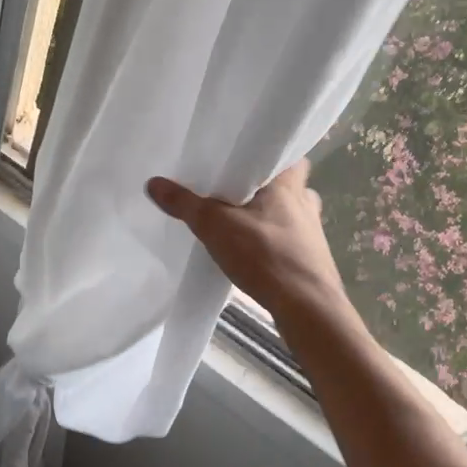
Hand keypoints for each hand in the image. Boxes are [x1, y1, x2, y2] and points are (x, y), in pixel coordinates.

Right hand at [146, 160, 354, 329]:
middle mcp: (306, 204)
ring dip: (271, 219)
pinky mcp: (312, 262)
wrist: (307, 308)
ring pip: (291, 216)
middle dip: (267, 190)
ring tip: (243, 225)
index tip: (248, 163)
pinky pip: (291, 243)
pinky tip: (255, 255)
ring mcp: (313, 235)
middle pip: (289, 187)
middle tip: (239, 194)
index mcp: (289, 185)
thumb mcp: (215, 225)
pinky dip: (275, 245)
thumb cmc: (265, 255)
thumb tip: (153, 183)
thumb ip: (185, 203)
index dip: (271, 159)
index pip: (289, 158)